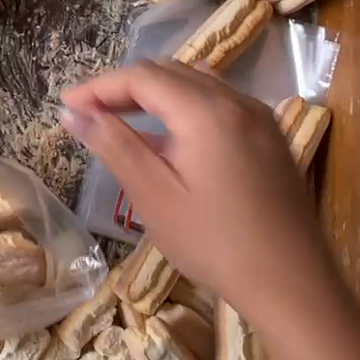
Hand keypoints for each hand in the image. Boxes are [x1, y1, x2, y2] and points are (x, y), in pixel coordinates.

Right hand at [60, 61, 337, 318]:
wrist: (293, 286)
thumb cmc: (215, 243)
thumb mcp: (153, 195)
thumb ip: (113, 145)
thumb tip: (74, 114)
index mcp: (207, 111)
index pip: (142, 77)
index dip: (99, 87)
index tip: (65, 105)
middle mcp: (237, 101)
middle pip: (169, 73)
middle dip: (122, 87)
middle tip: (85, 113)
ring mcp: (259, 118)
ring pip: (195, 83)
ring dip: (152, 94)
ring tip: (117, 118)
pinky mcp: (268, 138)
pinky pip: (217, 102)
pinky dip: (181, 105)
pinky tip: (167, 131)